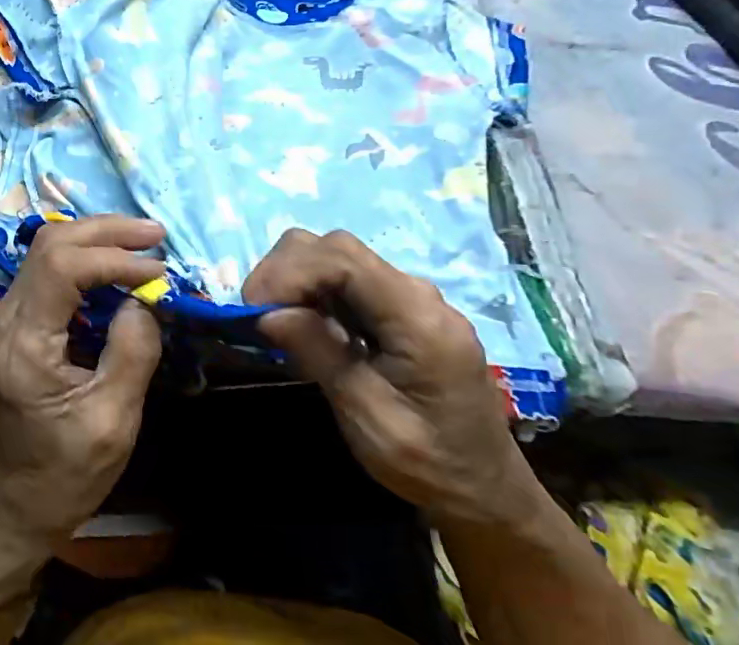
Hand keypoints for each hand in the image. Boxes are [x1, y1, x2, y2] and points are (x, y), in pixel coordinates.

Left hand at [0, 217, 166, 553]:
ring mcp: (8, 316)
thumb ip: (131, 352)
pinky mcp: (19, 321)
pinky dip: (85, 257)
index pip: (59, 267)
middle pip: (49, 245)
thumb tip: (146, 298)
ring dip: (95, 238)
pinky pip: (49, 270)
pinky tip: (116, 261)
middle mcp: (7, 317)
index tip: (157, 271)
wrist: (24, 495)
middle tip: (155, 234)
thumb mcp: (113, 420)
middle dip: (104, 231)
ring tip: (143, 242)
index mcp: (24, 342)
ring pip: (46, 251)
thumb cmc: (70, 468)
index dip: (111, 258)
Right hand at [242, 229, 536, 527]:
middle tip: (257, 313)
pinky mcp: (399, 308)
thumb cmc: (429, 463)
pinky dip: (312, 290)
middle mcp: (418, 295)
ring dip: (295, 278)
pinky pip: (346, 278)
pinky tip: (304, 325)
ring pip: (336, 256)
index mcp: (420, 319)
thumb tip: (266, 313)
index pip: (342, 260)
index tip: (254, 308)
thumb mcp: (367, 416)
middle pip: (335, 247)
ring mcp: (411, 298)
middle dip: (285, 270)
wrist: (484, 491)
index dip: (288, 272)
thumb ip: (319, 354)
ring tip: (276, 320)